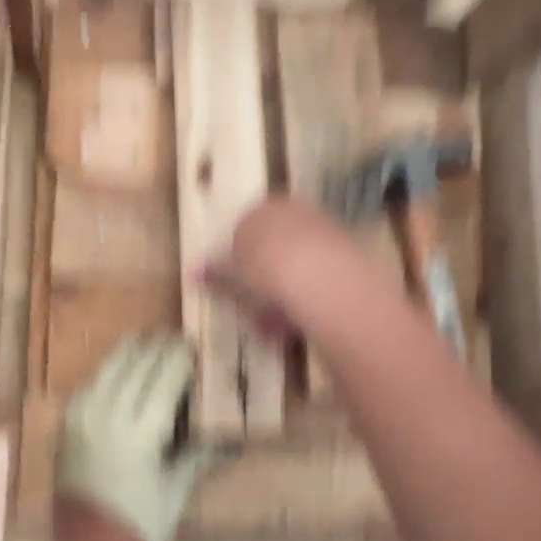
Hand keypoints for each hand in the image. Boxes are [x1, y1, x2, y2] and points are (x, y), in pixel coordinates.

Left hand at [58, 336, 212, 540]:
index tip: (195, 345)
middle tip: (177, 338)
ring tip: (150, 342)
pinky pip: (91, 386)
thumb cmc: (141, 531)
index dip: (181, 358)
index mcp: (139, 433)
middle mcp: (107, 416)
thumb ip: (199, 456)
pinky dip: (109, 373)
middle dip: (158, 349)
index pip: (164, 378)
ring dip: (132, 353)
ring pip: (109, 369)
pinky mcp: (66, 427)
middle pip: (137, 366)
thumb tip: (232, 438)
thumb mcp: (176, 492)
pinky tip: (120, 370)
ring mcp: (81, 419)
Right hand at [196, 197, 363, 338]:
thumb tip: (192, 271)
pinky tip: (301, 324)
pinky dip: (307, 298)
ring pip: (297, 266)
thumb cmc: (263, 269)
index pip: (243, 234)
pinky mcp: (347, 251)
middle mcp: (291, 212)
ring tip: (277, 329)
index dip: (238, 267)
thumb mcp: (231, 273)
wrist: (319, 275)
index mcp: (259, 211)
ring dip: (284, 297)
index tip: (236, 292)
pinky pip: (319, 277)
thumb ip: (215, 272)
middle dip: (263, 285)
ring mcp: (321, 229)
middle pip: (273, 251)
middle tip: (256, 315)